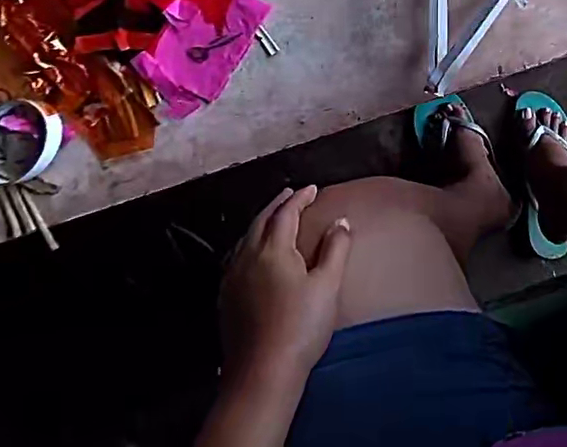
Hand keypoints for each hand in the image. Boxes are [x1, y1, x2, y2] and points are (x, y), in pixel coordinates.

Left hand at [219, 186, 352, 379]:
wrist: (261, 377)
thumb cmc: (300, 326)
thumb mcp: (328, 284)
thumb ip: (336, 248)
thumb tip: (340, 222)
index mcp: (272, 251)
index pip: (285, 214)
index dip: (299, 198)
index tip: (312, 188)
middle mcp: (246, 260)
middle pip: (260, 223)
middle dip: (277, 206)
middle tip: (291, 195)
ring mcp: (232, 282)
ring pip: (245, 240)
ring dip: (262, 224)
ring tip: (275, 218)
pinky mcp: (226, 301)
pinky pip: (237, 258)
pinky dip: (250, 244)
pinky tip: (255, 254)